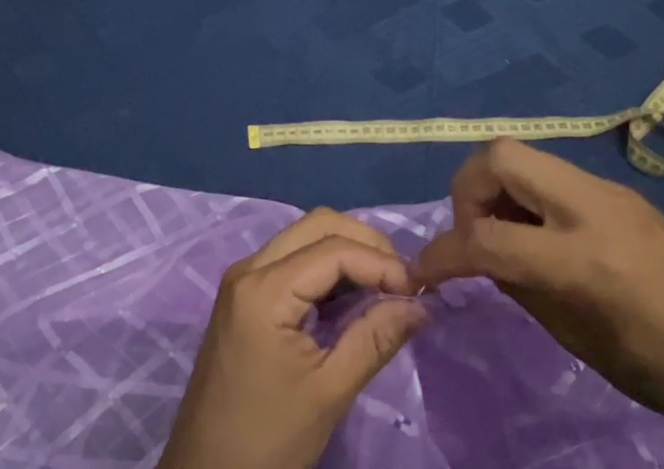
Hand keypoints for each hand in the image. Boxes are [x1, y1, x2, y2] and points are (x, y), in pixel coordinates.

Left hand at [158, 209, 425, 468]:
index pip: (333, 248)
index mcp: (263, 288)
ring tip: (385, 287)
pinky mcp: (243, 297)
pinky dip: (326, 268)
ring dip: (347, 252)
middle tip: (402, 282)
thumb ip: (375, 338)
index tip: (418, 291)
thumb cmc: (268, 437)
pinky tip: (353, 296)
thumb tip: (421, 304)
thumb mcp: (329, 390)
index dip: (381, 262)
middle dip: (365, 244)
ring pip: (303, 237)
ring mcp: (242, 280)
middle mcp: (248, 269)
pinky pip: (291, 260)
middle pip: (316, 225)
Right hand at [416, 137, 663, 440]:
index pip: (485, 238)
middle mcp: (592, 206)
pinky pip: (555, 176)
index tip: (420, 273)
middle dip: (466, 190)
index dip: (440, 254)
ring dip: (497, 189)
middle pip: (499, 155)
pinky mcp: (623, 193)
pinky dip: (528, 196)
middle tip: (471, 235)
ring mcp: (611, 192)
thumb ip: (522, 289)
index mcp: (583, 258)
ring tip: (504, 238)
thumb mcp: (582, 342)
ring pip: (525, 157)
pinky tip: (540, 237)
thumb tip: (482, 260)